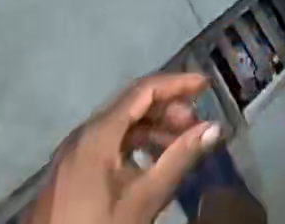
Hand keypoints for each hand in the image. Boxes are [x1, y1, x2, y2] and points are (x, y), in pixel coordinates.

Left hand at [29, 72, 222, 223]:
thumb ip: (180, 158)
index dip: (177, 84)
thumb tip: (215, 127)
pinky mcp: (69, 175)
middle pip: (132, 104)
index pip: (144, 90)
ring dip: (153, 127)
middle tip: (196, 124)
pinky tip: (151, 164)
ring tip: (179, 145)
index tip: (206, 86)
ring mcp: (72, 155)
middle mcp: (83, 135)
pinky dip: (134, 144)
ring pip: (120, 125)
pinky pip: (107, 144)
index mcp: (98, 134)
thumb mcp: (144, 200)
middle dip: (168, 108)